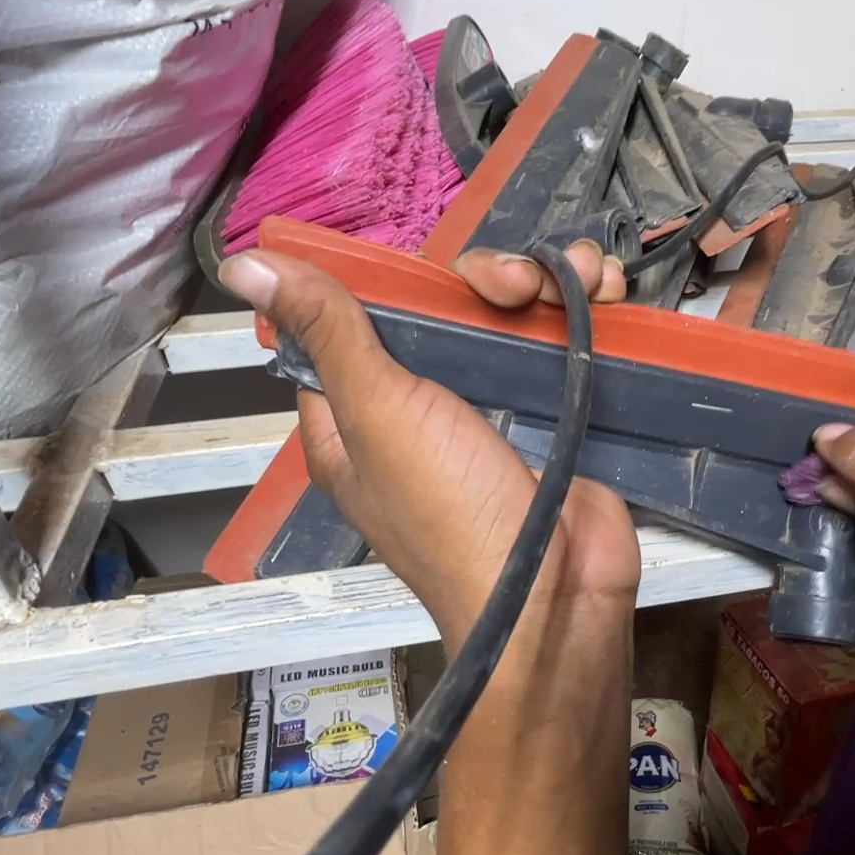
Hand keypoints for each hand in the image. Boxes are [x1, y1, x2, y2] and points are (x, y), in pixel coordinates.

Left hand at [214, 240, 637, 646]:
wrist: (557, 590)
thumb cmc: (453, 510)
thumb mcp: (378, 413)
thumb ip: (326, 332)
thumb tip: (245, 265)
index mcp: (355, 415)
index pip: (348, 325)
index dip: (377, 284)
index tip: (418, 264)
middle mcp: (418, 409)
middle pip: (440, 308)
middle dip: (486, 278)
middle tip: (517, 287)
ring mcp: (490, 410)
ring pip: (508, 316)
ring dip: (547, 281)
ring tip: (586, 278)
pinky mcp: (550, 414)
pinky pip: (558, 343)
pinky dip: (584, 310)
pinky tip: (610, 293)